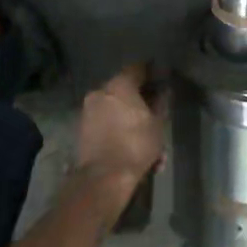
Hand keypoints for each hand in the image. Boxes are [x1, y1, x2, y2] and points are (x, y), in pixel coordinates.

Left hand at [75, 63, 167, 184]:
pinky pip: (106, 124)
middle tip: (156, 111)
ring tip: (148, 142)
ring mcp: (89, 112)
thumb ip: (160, 103)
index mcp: (119, 85)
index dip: (151, 72)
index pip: (137, 68)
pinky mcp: (83, 130)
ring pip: (116, 110)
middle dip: (141, 101)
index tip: (161, 78)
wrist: (104, 178)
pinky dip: (119, 131)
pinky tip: (133, 149)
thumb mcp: (157, 124)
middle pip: (125, 90)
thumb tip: (162, 92)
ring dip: (131, 120)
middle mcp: (101, 93)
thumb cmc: (136, 144)